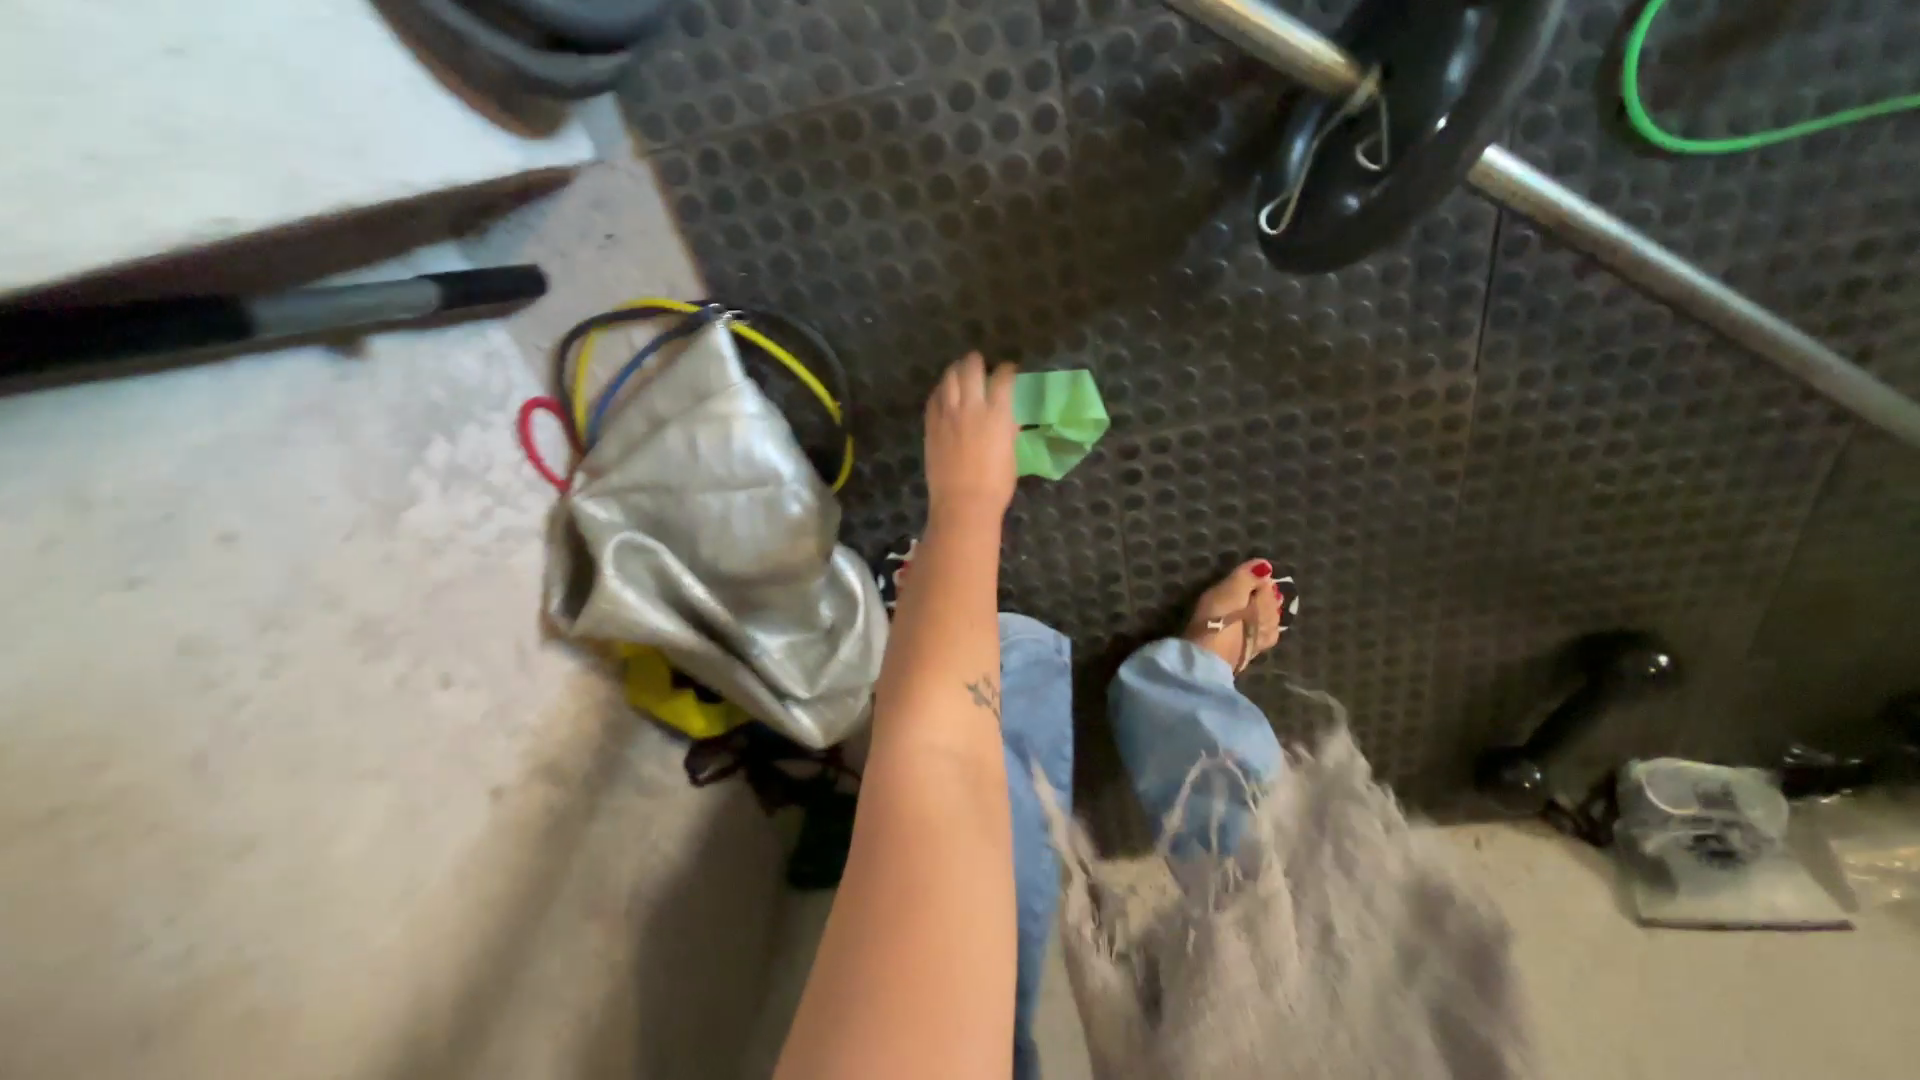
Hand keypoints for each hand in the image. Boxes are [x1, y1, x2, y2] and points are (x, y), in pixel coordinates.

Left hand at [923, 351, 1017, 525]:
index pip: (1002, 378)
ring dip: (955, 370)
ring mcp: (947, 414)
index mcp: (997, 414)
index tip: (1008, 369)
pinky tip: (944, 392)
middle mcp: (971, 407)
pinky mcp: (931, 425)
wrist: (963, 503)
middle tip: (979, 362)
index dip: (1006, 369)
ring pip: (948, 377)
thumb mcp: (1010, 453)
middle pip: (971, 368)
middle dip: (976, 361)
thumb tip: (1007, 419)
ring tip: (959, 370)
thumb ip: (1007, 430)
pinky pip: (934, 398)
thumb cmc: (995, 484)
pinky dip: (941, 390)